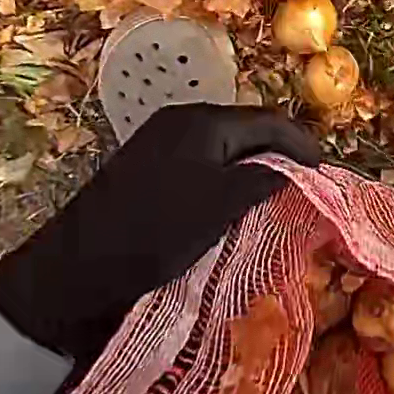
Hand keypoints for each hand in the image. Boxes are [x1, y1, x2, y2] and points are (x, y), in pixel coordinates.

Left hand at [0, 104, 320, 368]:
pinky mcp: (148, 163)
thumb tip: (291, 168)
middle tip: (303, 177)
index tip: (323, 166)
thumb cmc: (153, 233)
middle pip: (247, 127)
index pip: (267, 121)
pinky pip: (203, 157)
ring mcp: (162, 139)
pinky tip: (232, 194)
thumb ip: (262, 178)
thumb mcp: (219, 205)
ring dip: (252, 162)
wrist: (70, 273)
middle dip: (277, 150)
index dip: (300, 143)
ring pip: (225, 143)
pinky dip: (226, 172)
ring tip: (275, 187)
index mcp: (203, 121)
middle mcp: (183, 119)